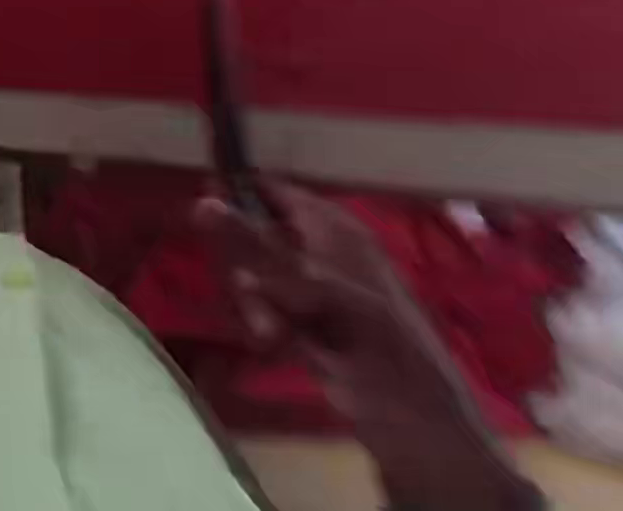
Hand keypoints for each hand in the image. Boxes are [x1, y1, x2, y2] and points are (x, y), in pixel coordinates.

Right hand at [195, 184, 540, 510]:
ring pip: (257, 270)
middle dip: (242, 263)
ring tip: (269, 333)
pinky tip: (274, 340)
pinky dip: (265, 317)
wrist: (423, 434)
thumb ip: (254, 246)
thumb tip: (201, 200)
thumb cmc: (372, 350)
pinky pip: (268, 300)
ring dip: (254, 300)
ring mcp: (319, 283)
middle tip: (242, 287)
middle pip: (256, 231)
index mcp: (333, 227)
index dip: (234, 190)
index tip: (199, 205)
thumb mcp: (309, 292)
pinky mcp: (315, 317)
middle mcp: (323, 246)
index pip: (270, 188)